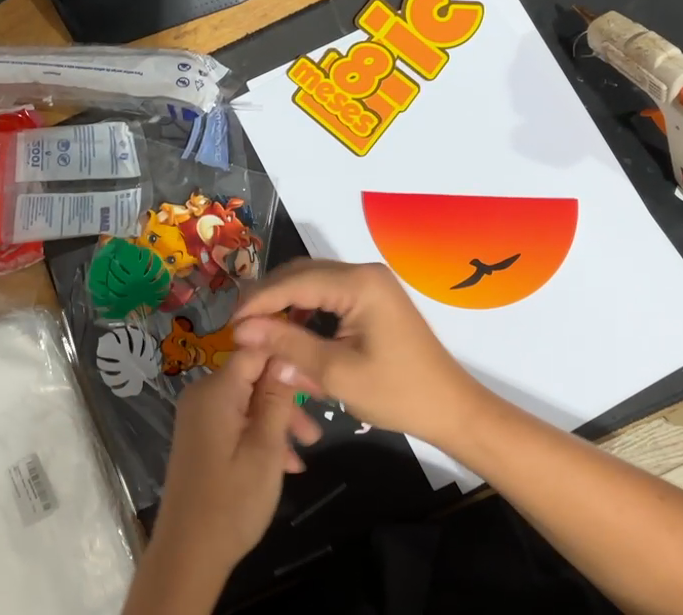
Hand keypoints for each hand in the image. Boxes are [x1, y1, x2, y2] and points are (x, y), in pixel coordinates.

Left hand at [145, 349, 320, 576]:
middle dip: (286, 398)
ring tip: (308, 450)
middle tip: (316, 429)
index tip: (318, 387)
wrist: (189, 553)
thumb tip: (286, 356)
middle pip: (252, 378)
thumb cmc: (232, 500)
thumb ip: (276, 399)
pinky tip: (286, 464)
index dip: (288, 363)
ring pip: (248, 402)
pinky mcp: (201, 437)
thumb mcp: (265, 448)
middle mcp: (202, 395)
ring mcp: (199, 417)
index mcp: (215, 391)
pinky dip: (261, 436)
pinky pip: (236, 422)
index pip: (255, 352)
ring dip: (278, 421)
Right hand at [232, 260, 482, 447]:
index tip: (230, 325)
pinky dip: (304, 309)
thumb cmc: (398, 394)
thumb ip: (288, 346)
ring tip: (257, 330)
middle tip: (239, 327)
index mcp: (360, 284)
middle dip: (267, 298)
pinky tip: (288, 331)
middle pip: (301, 274)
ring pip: (311, 282)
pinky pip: (327, 294)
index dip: (258, 301)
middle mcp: (364, 272)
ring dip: (283, 302)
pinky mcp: (372, 298)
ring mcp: (371, 283)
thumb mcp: (336, 373)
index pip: (294, 282)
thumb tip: (241, 331)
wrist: (452, 410)